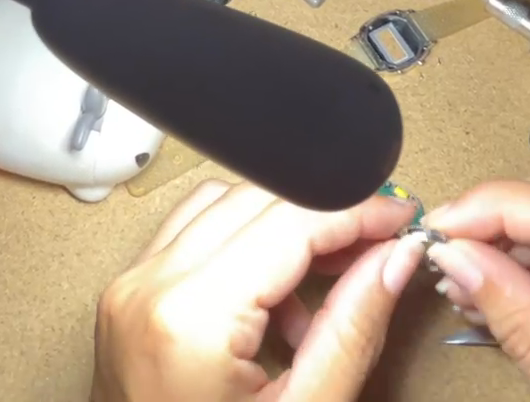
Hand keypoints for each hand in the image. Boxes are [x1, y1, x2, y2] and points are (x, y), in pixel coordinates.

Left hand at [91, 179, 425, 401]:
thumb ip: (352, 329)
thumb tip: (395, 257)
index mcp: (189, 318)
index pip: (290, 222)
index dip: (356, 211)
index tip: (401, 216)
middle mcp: (149, 285)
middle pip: (257, 201)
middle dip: (326, 213)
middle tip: (380, 240)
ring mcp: (131, 283)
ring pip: (225, 203)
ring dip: (283, 225)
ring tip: (331, 273)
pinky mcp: (127, 289)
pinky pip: (194, 231)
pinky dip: (243, 242)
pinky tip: (276, 297)